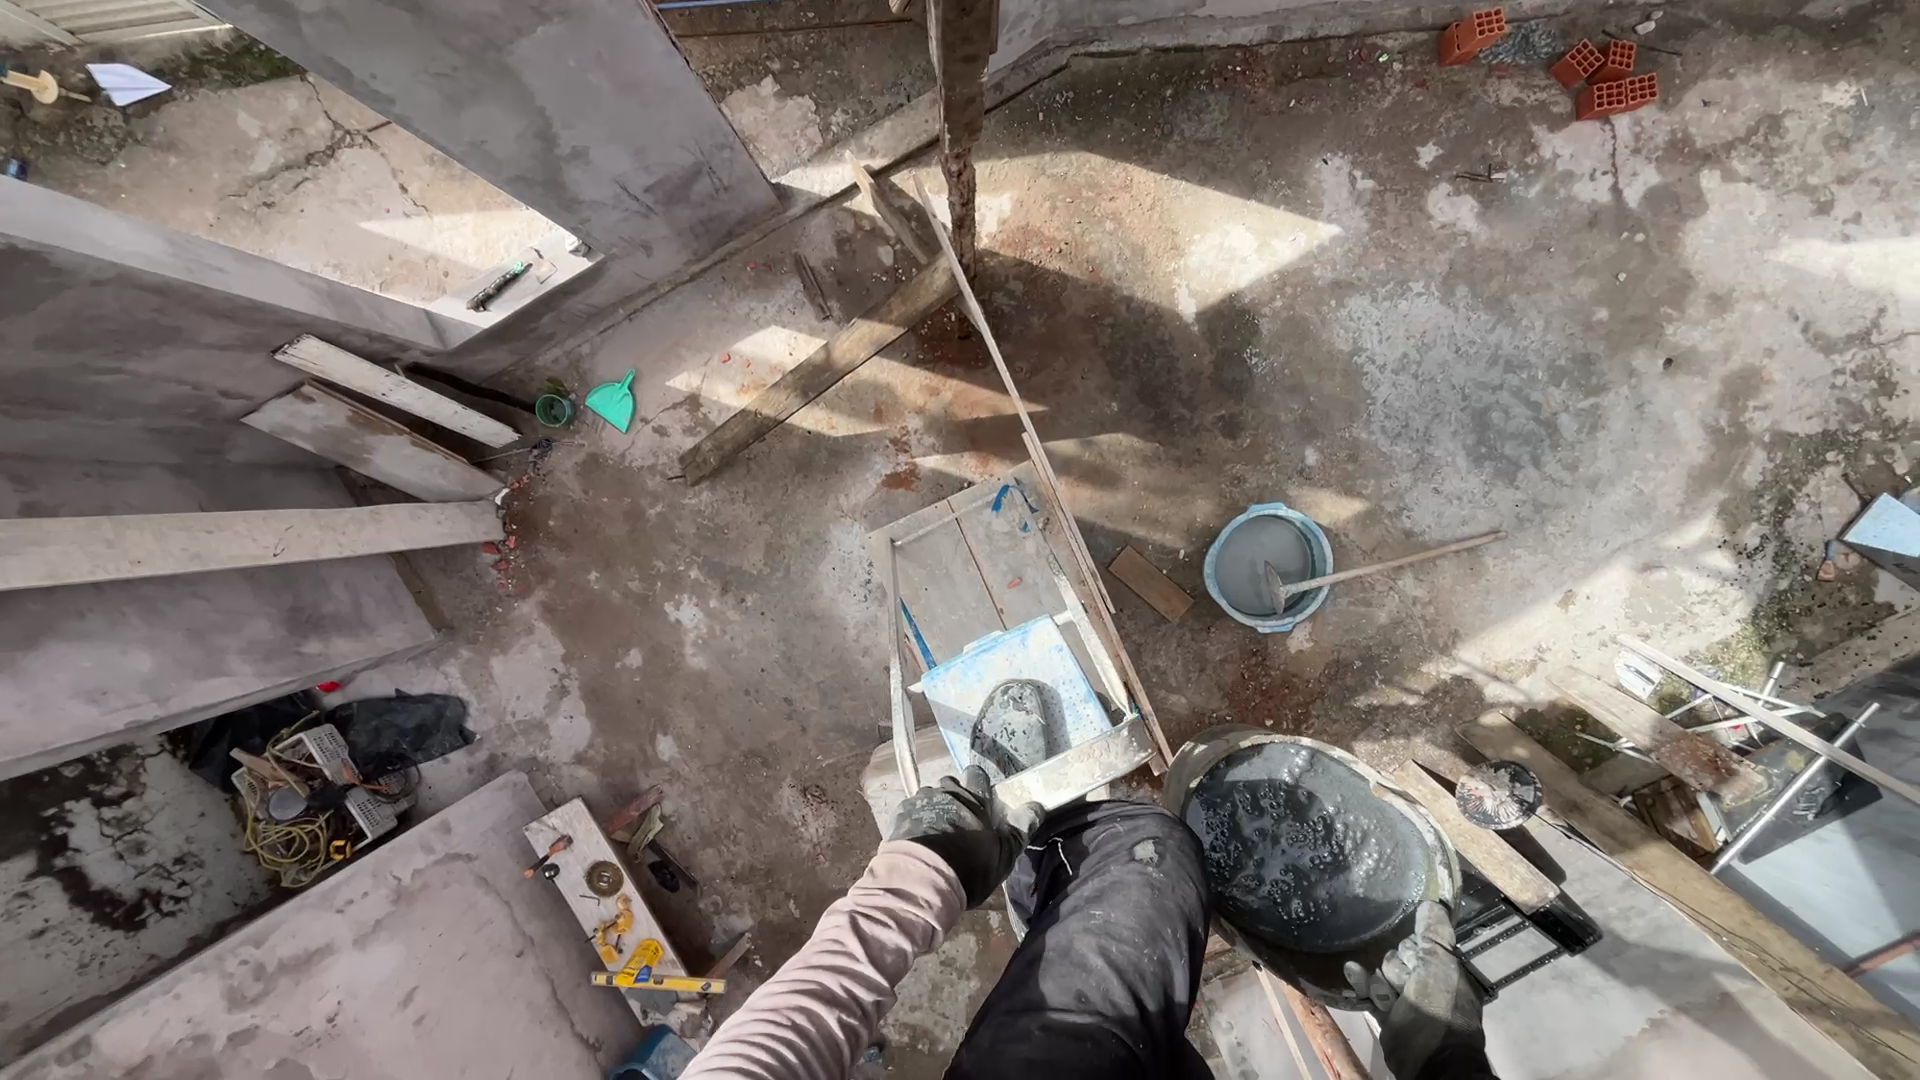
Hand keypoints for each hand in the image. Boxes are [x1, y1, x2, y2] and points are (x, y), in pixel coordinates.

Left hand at [890, 765, 1043, 907]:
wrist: (922, 881)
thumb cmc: (969, 867)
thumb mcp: (1003, 854)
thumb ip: (1020, 829)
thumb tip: (1038, 806)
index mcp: (973, 799)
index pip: (977, 774)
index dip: (978, 784)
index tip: (980, 799)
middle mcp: (947, 792)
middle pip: (950, 783)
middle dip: (954, 794)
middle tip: (959, 818)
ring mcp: (921, 801)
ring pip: (929, 794)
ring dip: (934, 806)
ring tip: (936, 831)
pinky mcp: (901, 815)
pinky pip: (910, 809)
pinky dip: (915, 819)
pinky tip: (917, 838)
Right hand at [1344, 901, 1483, 1078]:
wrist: (1430, 1056)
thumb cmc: (1441, 1007)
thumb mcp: (1441, 965)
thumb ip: (1434, 933)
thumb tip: (1431, 901)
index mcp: (1442, 972)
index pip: (1416, 945)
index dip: (1413, 951)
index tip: (1416, 961)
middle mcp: (1424, 984)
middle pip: (1395, 957)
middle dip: (1397, 968)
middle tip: (1405, 984)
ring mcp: (1403, 1000)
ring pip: (1380, 972)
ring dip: (1380, 981)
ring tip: (1388, 995)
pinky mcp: (1384, 1013)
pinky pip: (1368, 989)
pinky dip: (1361, 981)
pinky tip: (1352, 969)